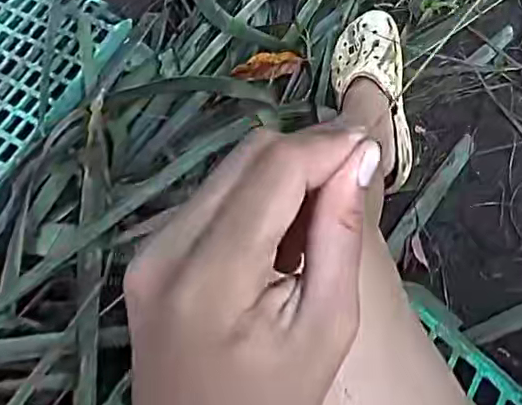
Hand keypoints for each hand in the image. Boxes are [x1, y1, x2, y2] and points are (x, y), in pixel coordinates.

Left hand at [125, 126, 380, 404]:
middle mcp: (167, 250)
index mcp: (210, 278)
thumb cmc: (275, 400)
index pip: (276, 168)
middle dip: (311, 149)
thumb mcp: (328, 325)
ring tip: (321, 209)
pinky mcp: (153, 250)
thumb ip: (342, 231)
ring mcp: (152, 249)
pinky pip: (220, 188)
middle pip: (253, 154)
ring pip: (237, 163)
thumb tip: (362, 153)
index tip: (370, 144)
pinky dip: (263, 189)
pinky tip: (285, 228)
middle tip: (354, 170)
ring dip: (288, 167)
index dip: (328, 144)